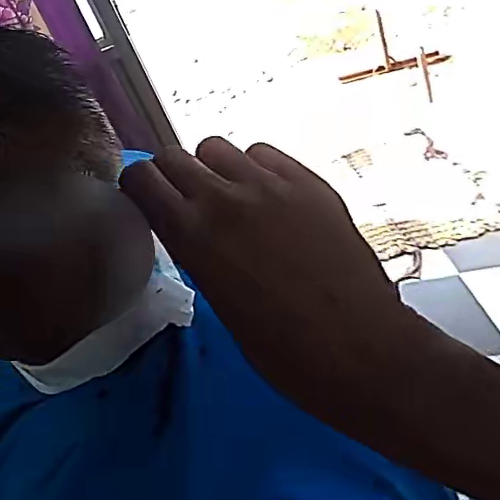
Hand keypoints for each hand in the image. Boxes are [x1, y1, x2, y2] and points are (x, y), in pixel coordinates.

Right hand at [120, 138, 447, 409]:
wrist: (361, 352)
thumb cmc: (279, 347)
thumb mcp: (212, 293)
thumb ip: (192, 246)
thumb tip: (184, 223)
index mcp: (190, 233)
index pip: (140, 177)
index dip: (138, 186)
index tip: (146, 200)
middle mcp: (221, 198)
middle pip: (172, 155)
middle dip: (170, 174)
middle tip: (185, 199)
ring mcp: (268, 185)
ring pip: (215, 147)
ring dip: (211, 168)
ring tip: (229, 196)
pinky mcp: (308, 182)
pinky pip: (262, 153)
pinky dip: (254, 168)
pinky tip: (267, 196)